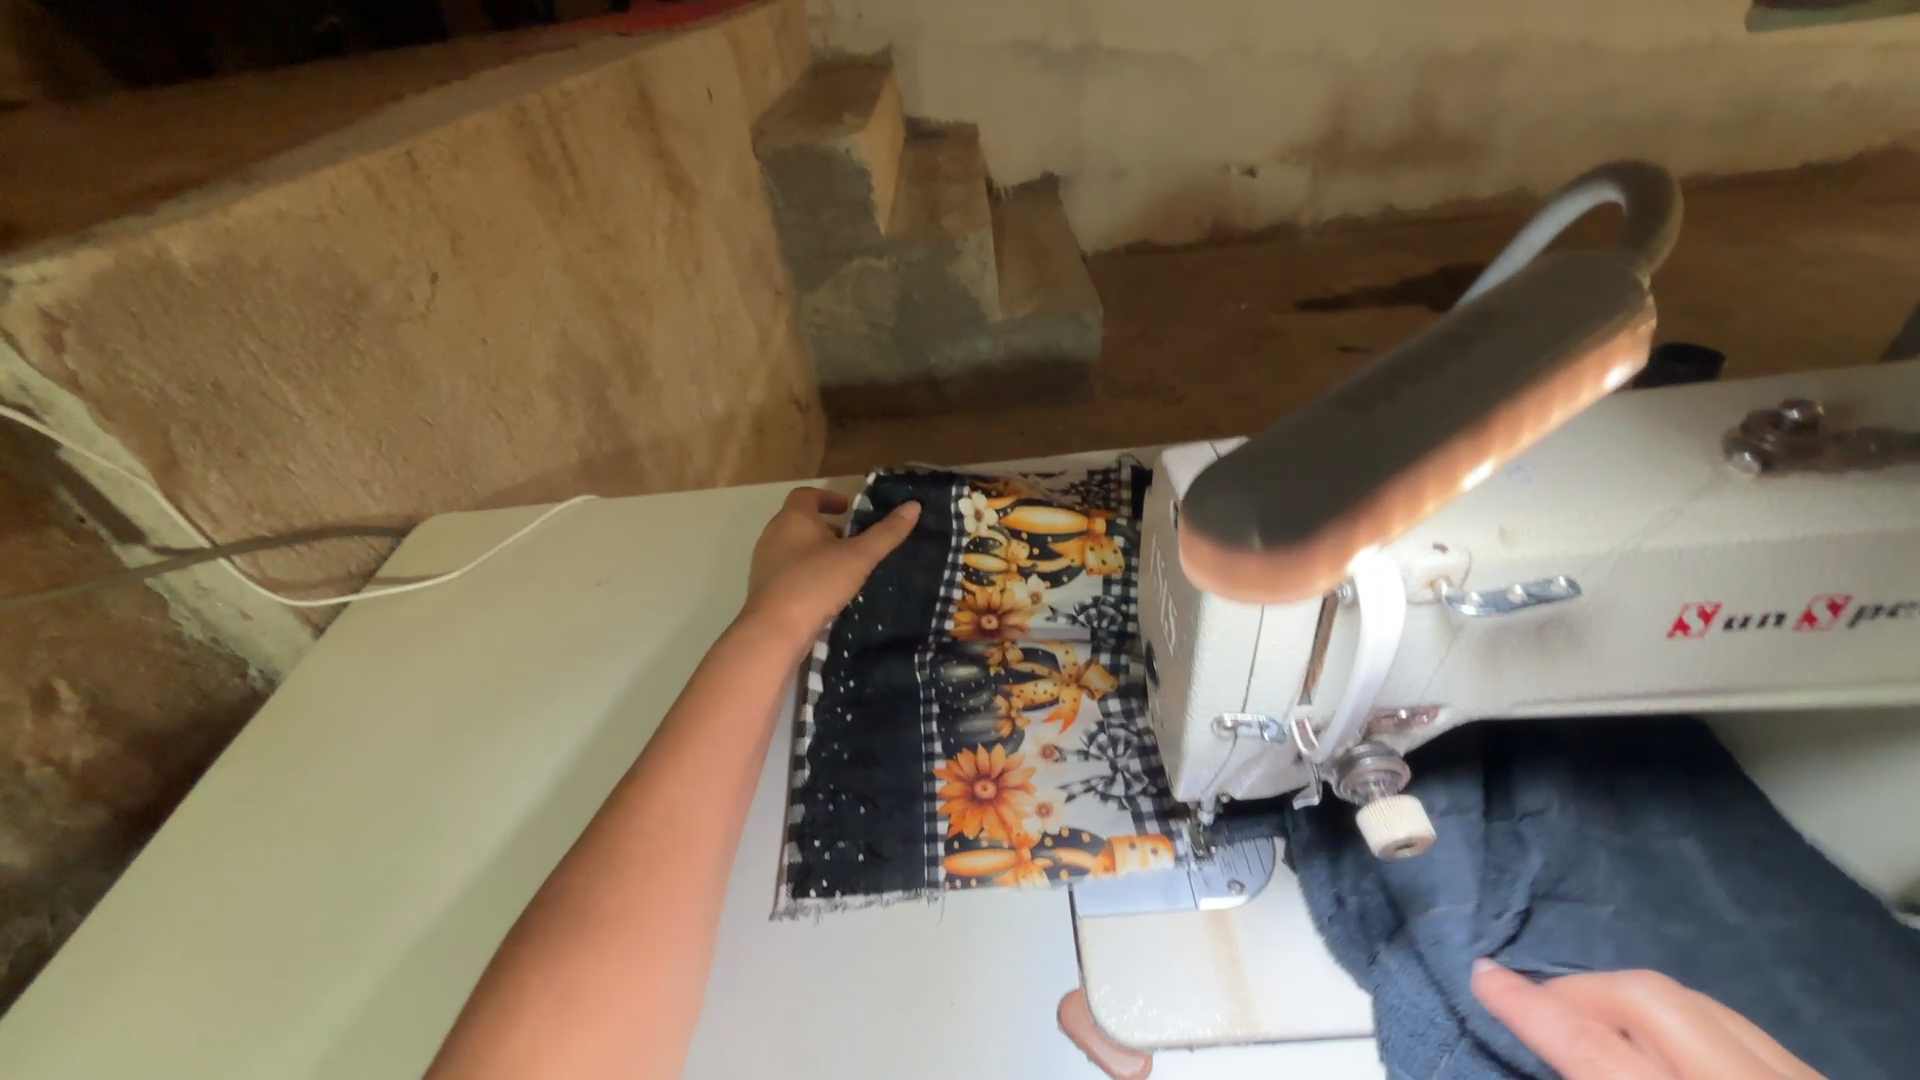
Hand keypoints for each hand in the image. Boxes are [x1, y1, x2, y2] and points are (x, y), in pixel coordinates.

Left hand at [742, 488, 920, 637]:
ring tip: (841, 566)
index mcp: (793, 518)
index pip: (806, 495)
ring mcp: (764, 562)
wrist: (774, 630)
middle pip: (798, 520)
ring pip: (792, 546)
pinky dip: (805, 571)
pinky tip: (824, 591)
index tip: (848, 509)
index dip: (827, 498)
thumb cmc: (816, 583)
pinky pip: (787, 569)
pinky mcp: (764, 587)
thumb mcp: (858, 557)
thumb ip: (886, 533)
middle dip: (825, 526)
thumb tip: (914, 506)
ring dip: (815, 550)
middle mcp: (773, 534)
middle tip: (850, 539)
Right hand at [1472, 959, 1822, 1078]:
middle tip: (1534, 1004)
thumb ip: (1590, 1071)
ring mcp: (1796, 1079)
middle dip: (1579, 991)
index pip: (1592, 1044)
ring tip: (1593, 1021)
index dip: (1529, 1006)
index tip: (1482, 973)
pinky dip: (1686, 1021)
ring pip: (1699, 1002)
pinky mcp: (1818, 1078)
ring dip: (1629, 1000)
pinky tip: (1665, 1042)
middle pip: (1649, 998)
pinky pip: (1738, 1026)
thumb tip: (1539, 1038)